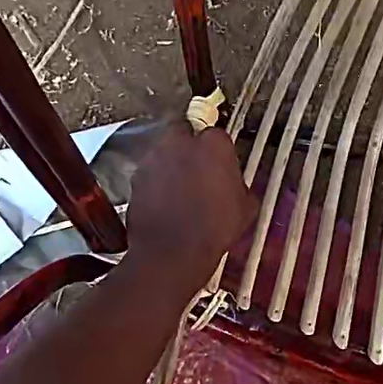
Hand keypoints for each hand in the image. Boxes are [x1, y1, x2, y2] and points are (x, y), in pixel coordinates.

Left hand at [124, 120, 255, 285]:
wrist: (173, 252)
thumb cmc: (214, 228)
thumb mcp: (245, 208)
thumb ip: (239, 184)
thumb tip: (235, 185)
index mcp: (213, 144)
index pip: (217, 135)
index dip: (218, 151)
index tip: (220, 166)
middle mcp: (181, 142)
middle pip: (185, 131)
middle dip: (189, 145)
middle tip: (197, 168)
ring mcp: (154, 157)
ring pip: (164, 150)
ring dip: (170, 162)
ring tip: (179, 187)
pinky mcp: (137, 175)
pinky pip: (149, 172)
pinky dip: (155, 180)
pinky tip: (163, 199)